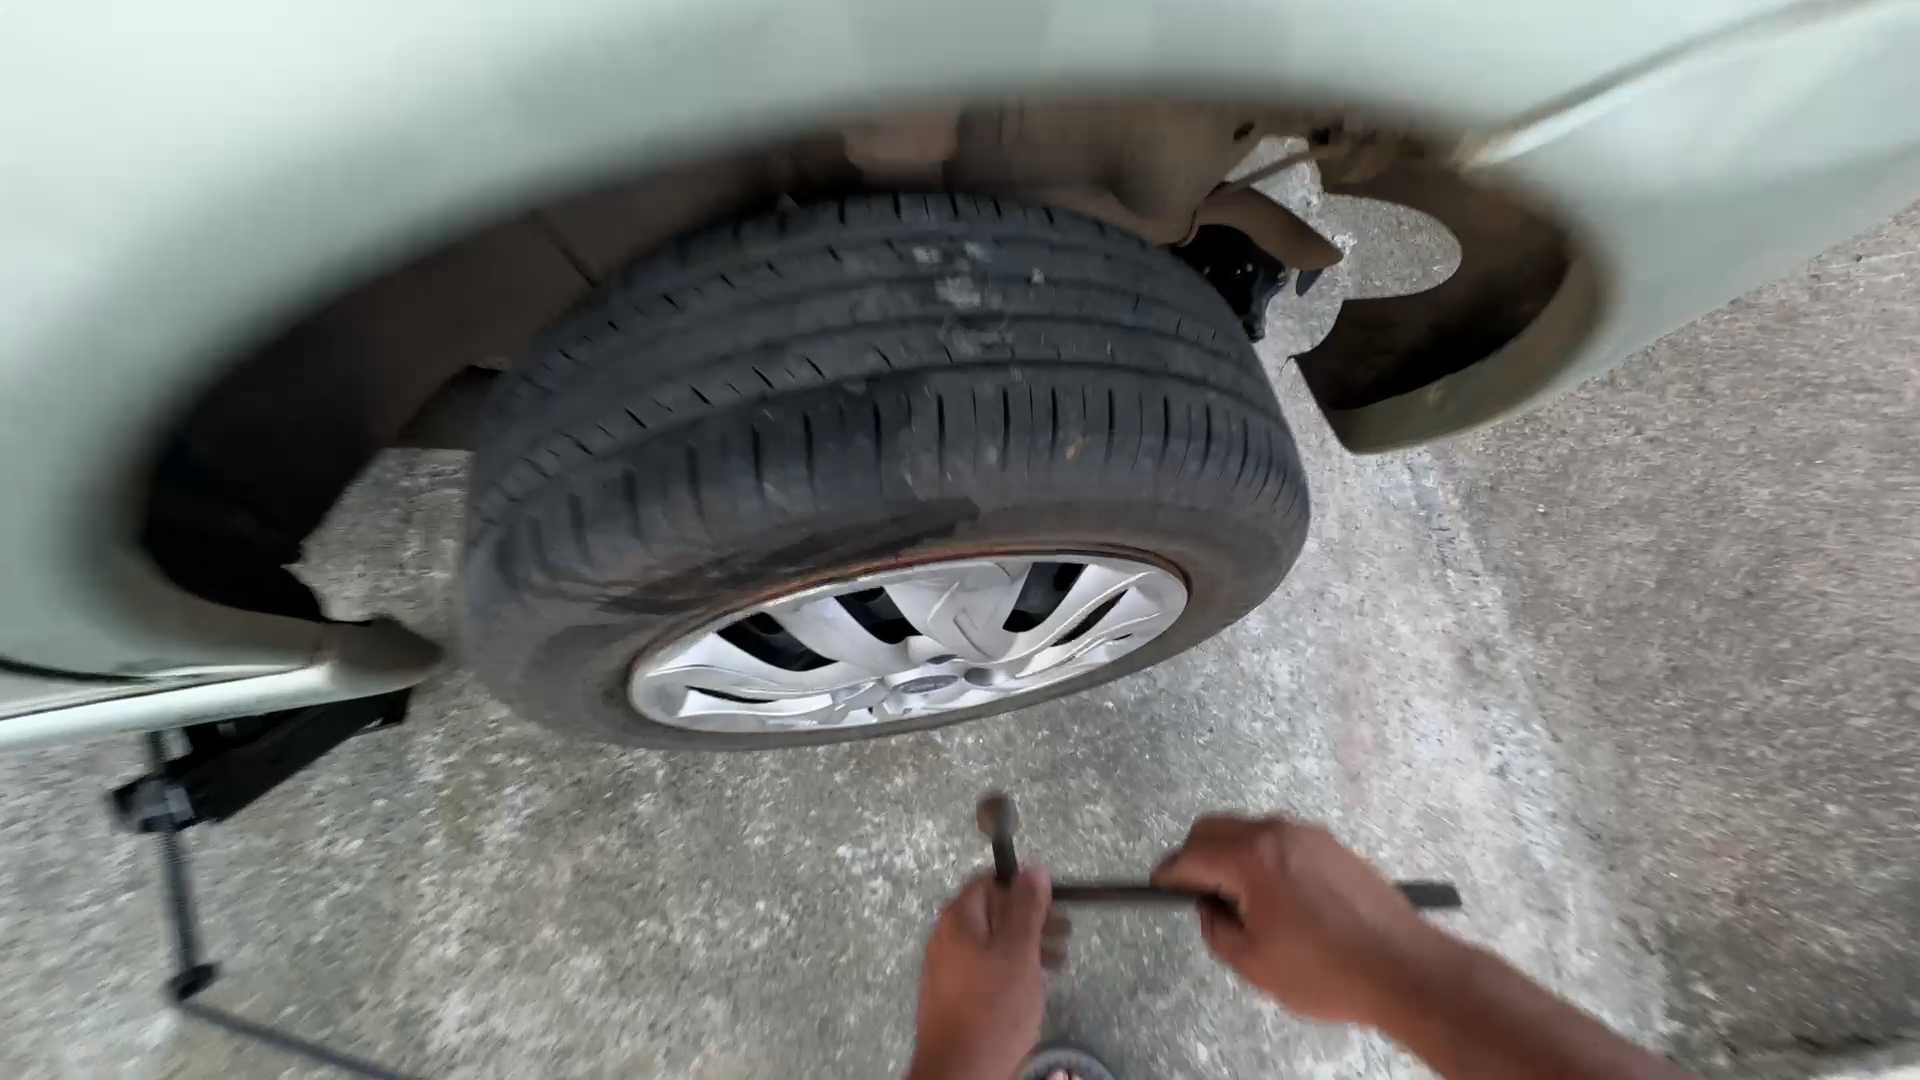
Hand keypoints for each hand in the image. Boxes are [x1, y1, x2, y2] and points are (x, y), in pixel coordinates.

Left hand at [906, 868, 1065, 1079]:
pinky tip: (1031, 984)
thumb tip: (1034, 868)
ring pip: (991, 941)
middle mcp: (946, 934)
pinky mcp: (951, 993)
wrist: (957, 1073)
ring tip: (1058, 962)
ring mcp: (945, 965)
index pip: (992, 882)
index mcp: (959, 917)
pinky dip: (1009, 967)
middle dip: (1030, 919)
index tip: (1054, 904)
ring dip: (1025, 944)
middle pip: (993, 912)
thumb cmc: (993, 1006)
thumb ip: (1027, 908)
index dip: (1024, 888)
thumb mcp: (1019, 951)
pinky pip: (983, 966)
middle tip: (1065, 933)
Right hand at [1151, 815, 1445, 1026]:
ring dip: (1230, 854)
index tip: (1157, 885)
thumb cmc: (1327, 971)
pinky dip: (1262, 857)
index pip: (1192, 855)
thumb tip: (1210, 908)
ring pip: (1246, 830)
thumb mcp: (1255, 964)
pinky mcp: (1330, 844)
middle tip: (1195, 891)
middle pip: (1213, 828)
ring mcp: (1306, 834)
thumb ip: (1216, 930)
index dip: (1169, 873)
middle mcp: (1275, 832)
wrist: (1408, 970)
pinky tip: (1278, 895)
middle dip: (1195, 855)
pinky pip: (1278, 840)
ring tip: (1240, 898)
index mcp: (1251, 857)